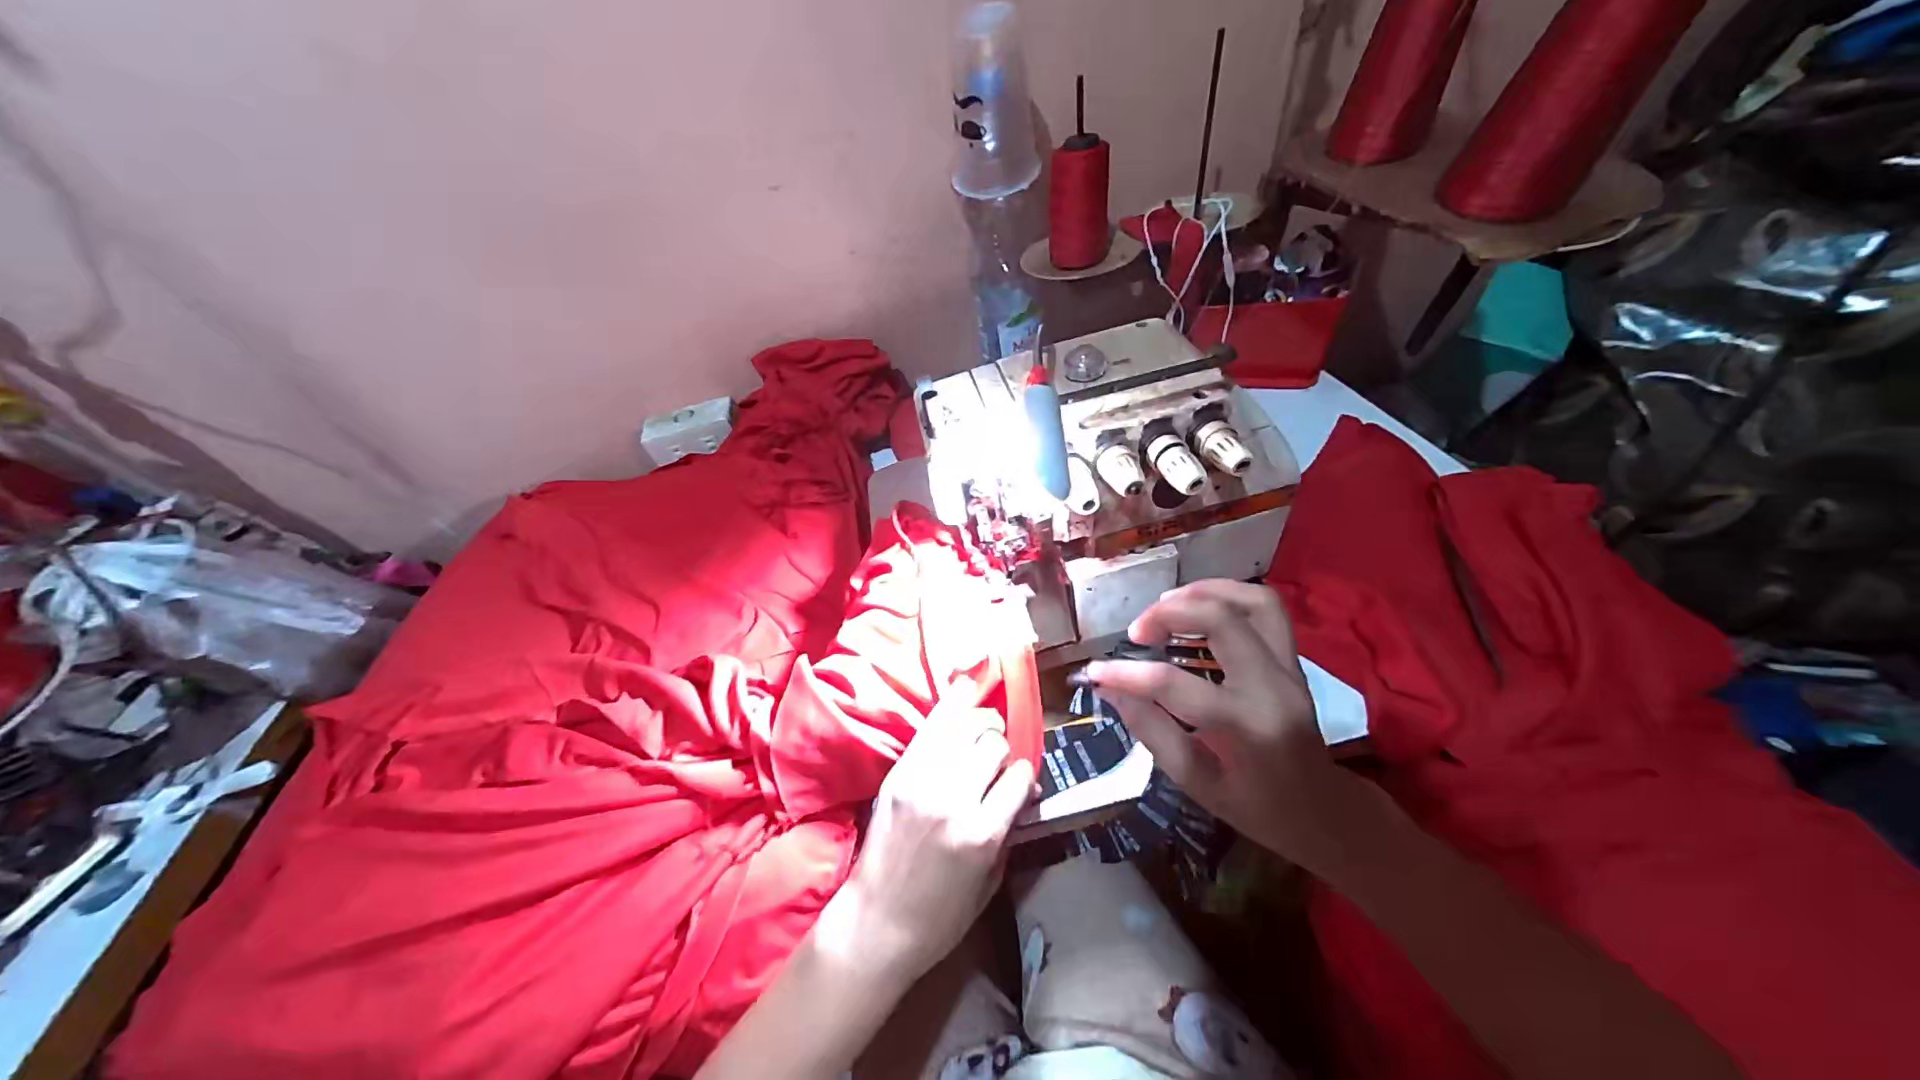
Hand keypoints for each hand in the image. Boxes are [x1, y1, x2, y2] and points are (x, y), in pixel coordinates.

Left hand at [814, 701, 1036, 985]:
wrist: (876, 923)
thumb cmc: (940, 917)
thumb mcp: (990, 882)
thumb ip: (1009, 831)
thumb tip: (1025, 791)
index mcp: (982, 833)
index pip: (1019, 776)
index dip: (1025, 773)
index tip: (1021, 778)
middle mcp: (953, 800)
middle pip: (992, 743)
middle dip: (1003, 746)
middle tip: (999, 757)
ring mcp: (920, 783)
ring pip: (963, 726)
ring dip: (980, 724)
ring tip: (982, 730)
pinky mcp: (898, 775)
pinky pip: (930, 729)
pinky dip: (950, 708)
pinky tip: (964, 691)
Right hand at [1085, 580, 1376, 868]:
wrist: (1323, 811)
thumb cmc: (1256, 807)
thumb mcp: (1195, 781)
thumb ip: (1151, 729)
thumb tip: (1107, 688)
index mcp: (1245, 727)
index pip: (1174, 685)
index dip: (1125, 674)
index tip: (1093, 670)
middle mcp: (1272, 687)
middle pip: (1222, 620)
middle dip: (1168, 614)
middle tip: (1136, 633)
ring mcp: (1289, 668)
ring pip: (1253, 601)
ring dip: (1203, 592)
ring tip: (1166, 604)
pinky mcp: (1292, 659)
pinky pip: (1266, 608)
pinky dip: (1228, 596)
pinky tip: (1197, 607)